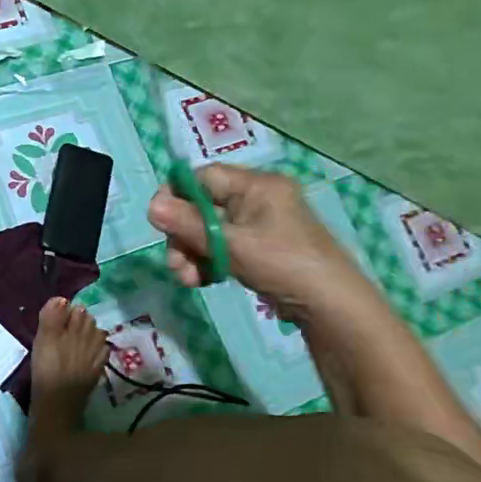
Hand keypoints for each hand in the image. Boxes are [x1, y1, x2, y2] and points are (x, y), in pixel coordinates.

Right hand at [147, 164, 367, 319]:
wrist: (330, 304)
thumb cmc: (282, 264)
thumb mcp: (231, 244)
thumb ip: (189, 225)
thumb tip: (151, 206)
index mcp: (257, 185)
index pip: (205, 177)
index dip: (177, 196)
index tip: (159, 223)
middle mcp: (258, 198)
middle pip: (204, 206)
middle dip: (184, 236)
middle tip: (176, 265)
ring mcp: (261, 225)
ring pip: (211, 231)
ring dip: (193, 253)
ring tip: (188, 280)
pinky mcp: (261, 248)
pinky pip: (225, 247)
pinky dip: (211, 262)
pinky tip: (203, 281)